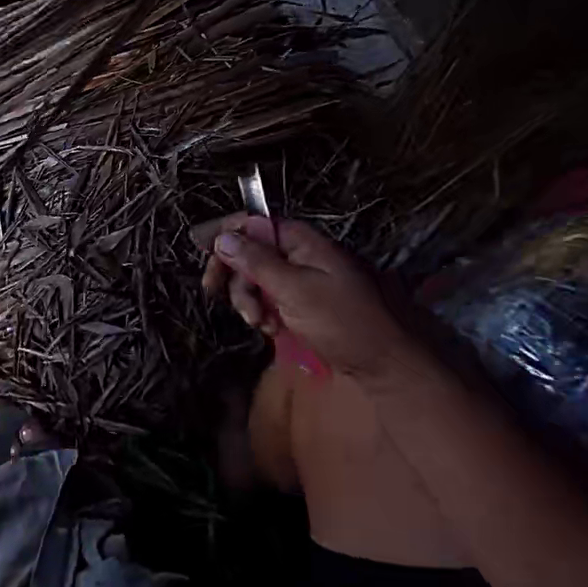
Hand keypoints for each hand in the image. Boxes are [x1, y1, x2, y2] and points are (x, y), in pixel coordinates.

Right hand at [195, 214, 417, 380]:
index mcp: (300, 240)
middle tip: (220, 297)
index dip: (226, 236)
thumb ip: (256, 262)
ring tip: (261, 323)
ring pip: (256, 278)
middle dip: (236, 277)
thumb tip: (223, 237)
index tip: (204, 255)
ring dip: (249, 300)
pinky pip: (270, 298)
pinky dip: (264, 312)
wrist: (383, 363)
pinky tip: (271, 328)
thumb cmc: (341, 321)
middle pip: (250, 252)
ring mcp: (302, 278)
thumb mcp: (293, 290)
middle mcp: (299, 253)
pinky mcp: (303, 302)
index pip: (252, 223)